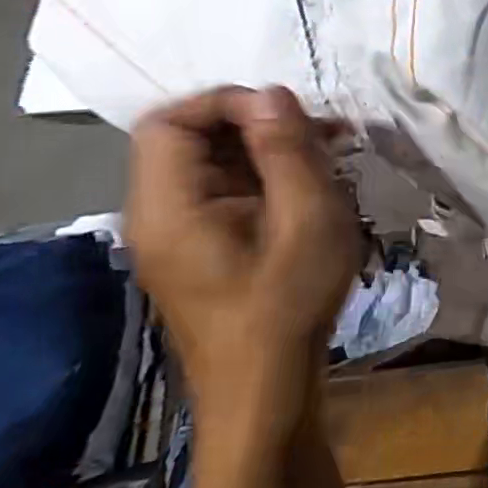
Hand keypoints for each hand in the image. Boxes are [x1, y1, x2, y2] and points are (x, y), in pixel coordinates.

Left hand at [125, 86, 365, 450]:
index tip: (289, 115)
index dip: (227, 103)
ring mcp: (178, 234)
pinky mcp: (202, 249)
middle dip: (258, 125)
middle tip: (323, 134)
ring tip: (330, 155)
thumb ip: (287, 152)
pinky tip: (312, 188)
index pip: (170, 121)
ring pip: (214, 164)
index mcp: (168, 206)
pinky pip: (226, 192)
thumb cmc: (287, 307)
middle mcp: (158, 213)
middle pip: (192, 139)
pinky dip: (266, 178)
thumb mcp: (305, 221)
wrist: (266, 393)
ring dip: (269, 150)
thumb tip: (273, 94)